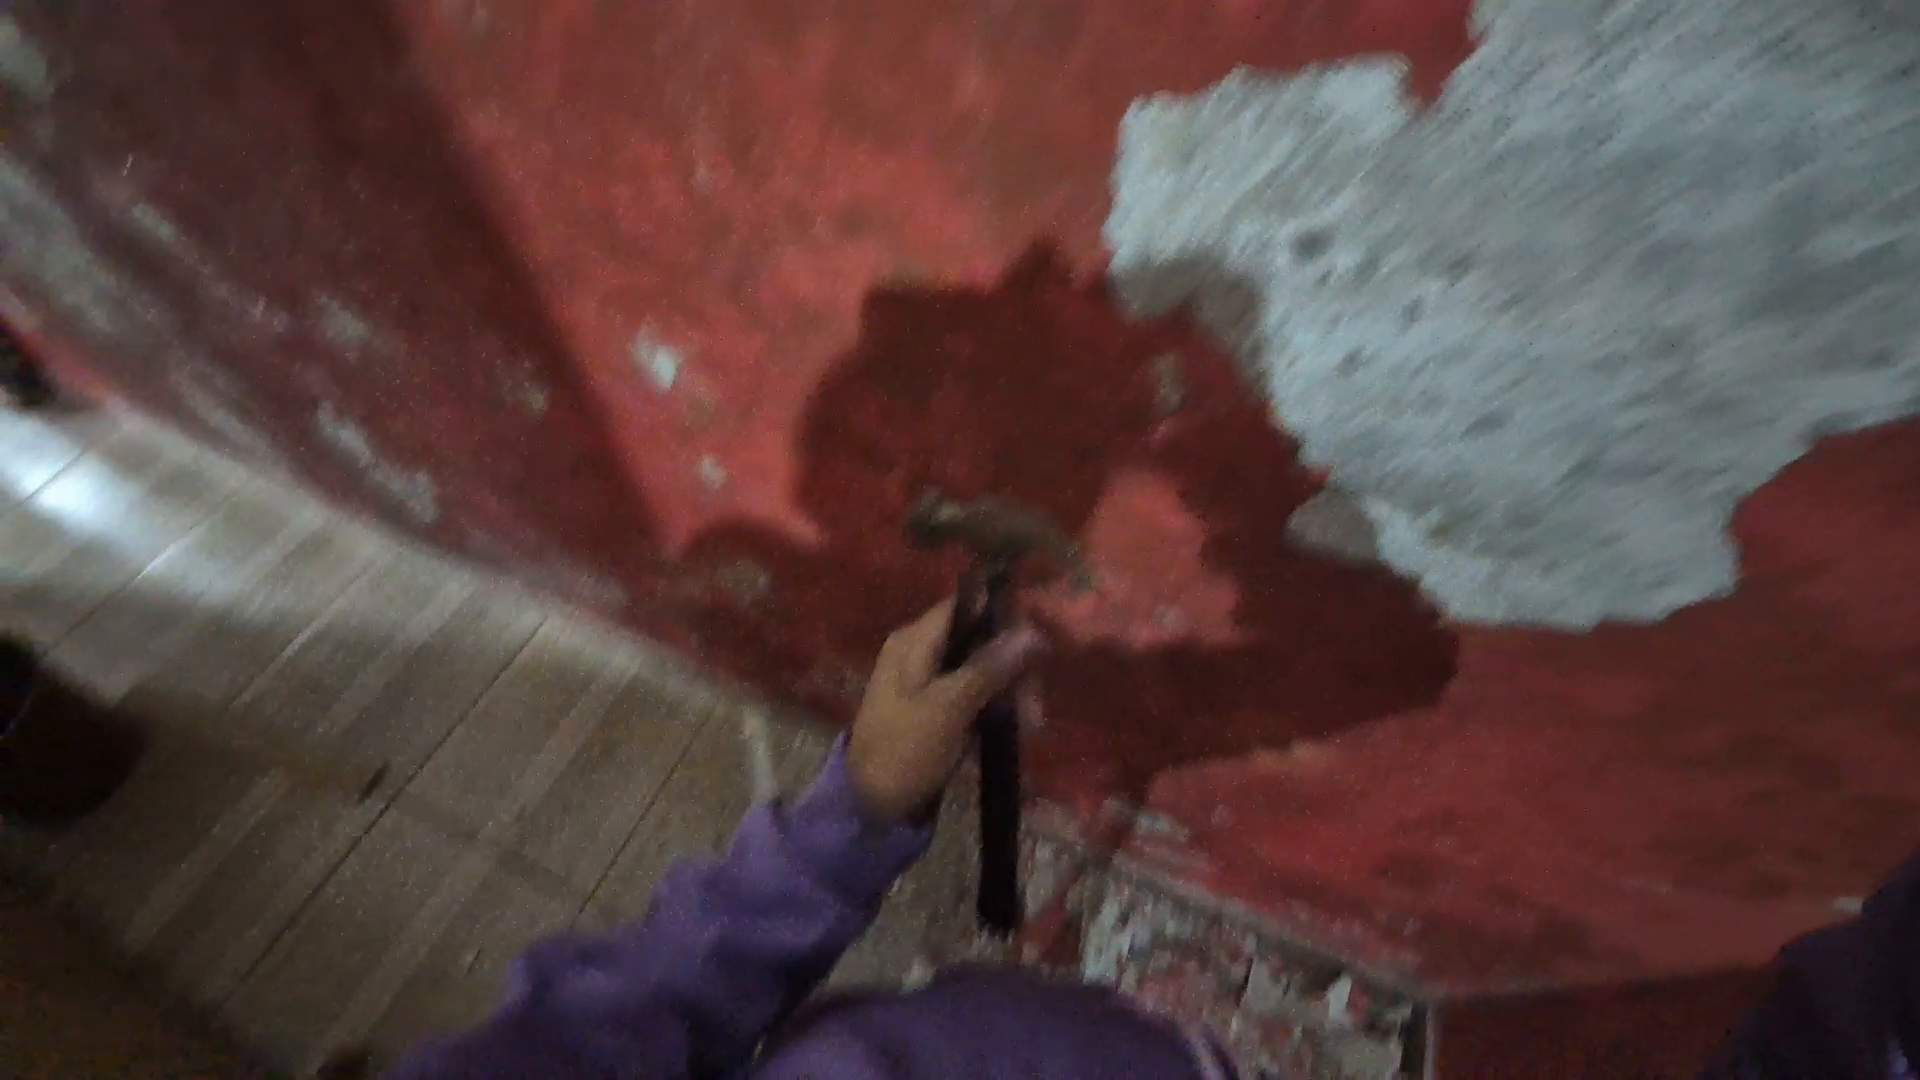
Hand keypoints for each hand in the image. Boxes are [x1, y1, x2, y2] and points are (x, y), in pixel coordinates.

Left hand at [847, 597, 1043, 822]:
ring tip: (1031, 725)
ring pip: (983, 670)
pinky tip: (1018, 730)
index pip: (965, 607)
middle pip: (980, 641)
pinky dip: (995, 709)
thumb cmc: (904, 751)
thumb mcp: (948, 708)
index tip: (1038, 642)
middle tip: (1034, 706)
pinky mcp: (939, 709)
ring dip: (1010, 693)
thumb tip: (1031, 631)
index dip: (1002, 618)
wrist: (871, 809)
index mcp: (914, 641)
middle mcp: (921, 652)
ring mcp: (929, 682)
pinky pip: (976, 695)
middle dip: (1012, 668)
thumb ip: (988, 668)